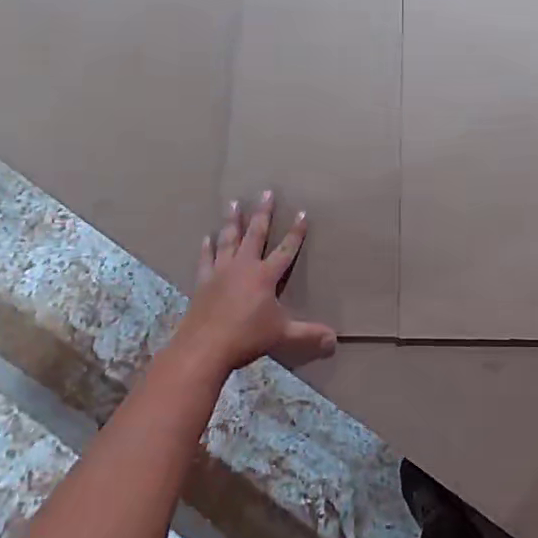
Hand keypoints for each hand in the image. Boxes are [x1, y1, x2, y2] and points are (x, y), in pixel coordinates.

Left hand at [171, 191, 337, 375]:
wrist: (205, 346)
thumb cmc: (246, 337)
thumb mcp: (283, 336)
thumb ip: (308, 335)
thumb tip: (334, 340)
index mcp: (265, 277)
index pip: (285, 250)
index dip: (296, 233)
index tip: (302, 213)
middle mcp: (243, 267)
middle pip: (255, 234)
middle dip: (262, 213)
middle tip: (266, 192)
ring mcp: (220, 272)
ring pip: (228, 239)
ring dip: (233, 221)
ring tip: (234, 203)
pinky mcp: (203, 282)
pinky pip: (206, 259)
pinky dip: (207, 247)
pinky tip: (207, 237)